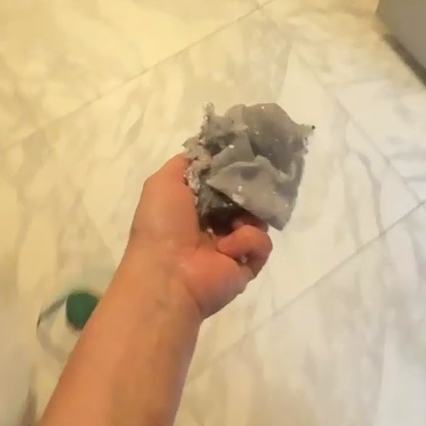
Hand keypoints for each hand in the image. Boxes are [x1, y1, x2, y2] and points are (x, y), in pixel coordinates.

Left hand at [124, 155, 272, 320]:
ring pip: (258, 216)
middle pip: (244, 194)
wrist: (168, 275)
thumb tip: (211, 151)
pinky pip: (262, 242)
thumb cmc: (163, 224)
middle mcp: (214, 221)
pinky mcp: (247, 263)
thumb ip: (188, 162)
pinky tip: (229, 247)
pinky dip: (247, 240)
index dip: (234, 165)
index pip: (222, 178)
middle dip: (250, 186)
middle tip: (254, 178)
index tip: (248, 151)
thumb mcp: (163, 181)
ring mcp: (232, 242)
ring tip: (235, 220)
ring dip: (249, 213)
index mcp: (194, 203)